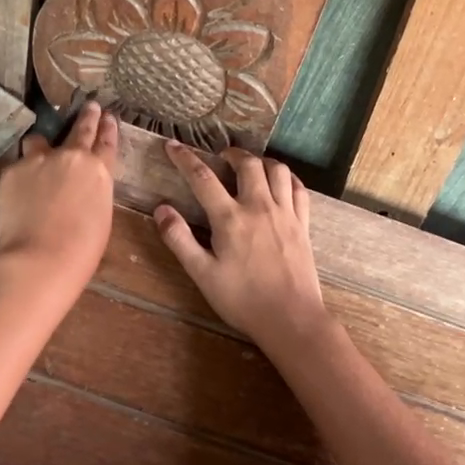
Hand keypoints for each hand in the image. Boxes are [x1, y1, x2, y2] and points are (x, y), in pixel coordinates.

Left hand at [0, 101, 118, 286]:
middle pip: (81, 129)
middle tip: (90, 107)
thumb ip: (94, 191)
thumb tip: (83, 187)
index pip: (106, 141)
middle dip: (87, 116)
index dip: (108, 127)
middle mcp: (71, 156)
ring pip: (39, 140)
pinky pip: (18, 165)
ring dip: (42, 146)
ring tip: (39, 153)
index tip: (108, 115)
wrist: (41, 257)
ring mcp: (39, 160)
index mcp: (99, 171)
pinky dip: (20, 175)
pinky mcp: (13, 170)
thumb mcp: (100, 215)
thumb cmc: (81, 249)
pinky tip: (18, 191)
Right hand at [154, 142, 328, 348]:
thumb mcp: (202, 274)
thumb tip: (161, 210)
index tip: (172, 145)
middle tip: (220, 157)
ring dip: (261, 161)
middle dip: (231, 154)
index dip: (185, 159)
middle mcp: (259, 207)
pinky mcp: (303, 225)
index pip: (203, 178)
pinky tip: (280, 183)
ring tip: (250, 166)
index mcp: (230, 218)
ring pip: (277, 170)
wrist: (291, 318)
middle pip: (247, 164)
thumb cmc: (242, 300)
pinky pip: (299, 189)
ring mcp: (285, 213)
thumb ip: (180, 239)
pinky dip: (288, 178)